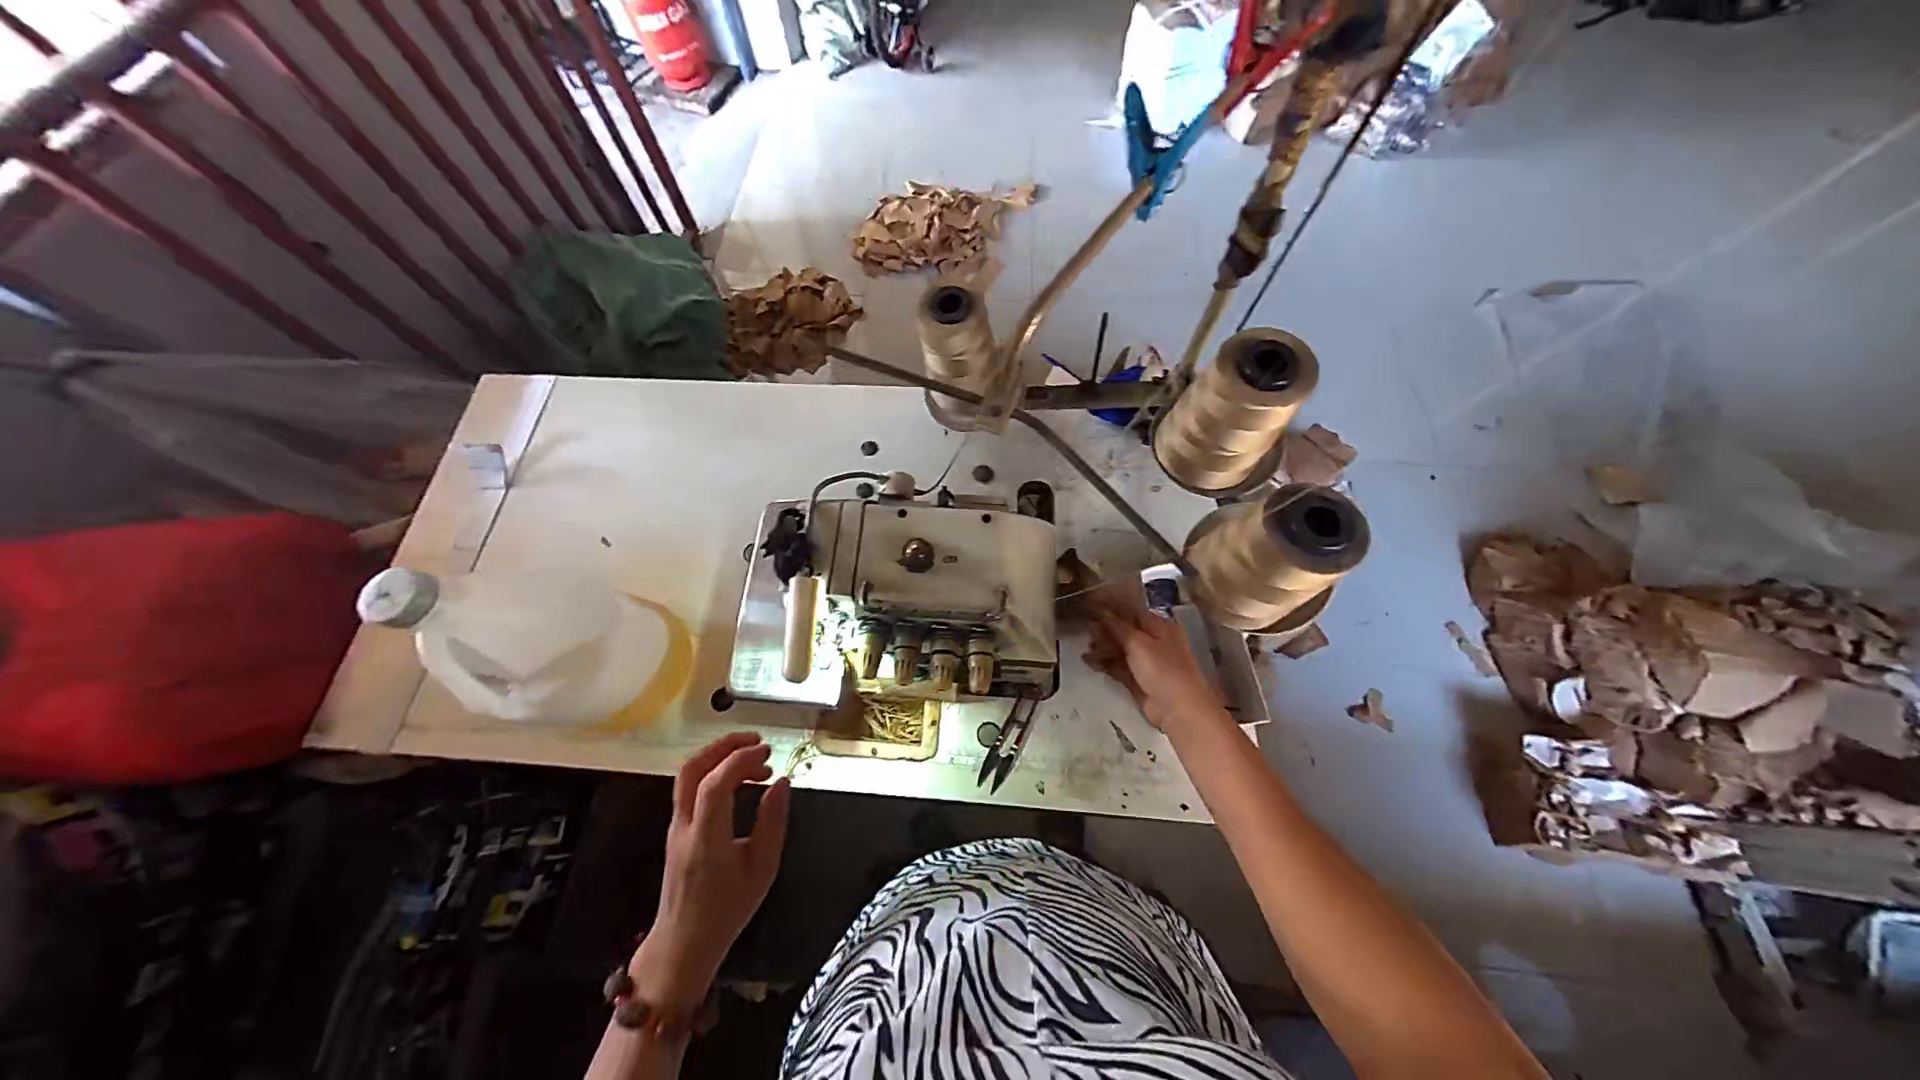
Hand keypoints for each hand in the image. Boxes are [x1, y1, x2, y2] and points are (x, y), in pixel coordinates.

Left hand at [633, 732, 791, 1006]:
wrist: (684, 944)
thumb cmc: (727, 910)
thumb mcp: (763, 869)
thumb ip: (773, 822)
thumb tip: (782, 783)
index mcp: (706, 839)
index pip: (715, 783)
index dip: (741, 759)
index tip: (768, 752)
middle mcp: (685, 827)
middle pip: (691, 769)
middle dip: (724, 745)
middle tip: (757, 741)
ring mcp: (676, 827)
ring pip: (687, 775)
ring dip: (719, 756)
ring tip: (755, 760)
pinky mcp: (677, 830)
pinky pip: (691, 788)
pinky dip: (715, 773)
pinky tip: (742, 782)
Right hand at [1084, 586, 1226, 731]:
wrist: (1178, 709)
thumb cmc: (1163, 669)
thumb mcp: (1139, 644)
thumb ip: (1118, 627)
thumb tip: (1102, 612)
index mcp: (1160, 628)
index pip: (1132, 612)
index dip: (1112, 608)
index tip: (1091, 603)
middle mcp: (1153, 642)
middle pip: (1125, 631)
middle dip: (1105, 629)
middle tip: (1084, 627)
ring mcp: (1145, 663)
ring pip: (1120, 649)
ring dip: (1103, 646)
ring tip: (1086, 646)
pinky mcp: (1137, 680)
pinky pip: (1117, 667)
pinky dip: (1104, 663)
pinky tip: (1088, 660)